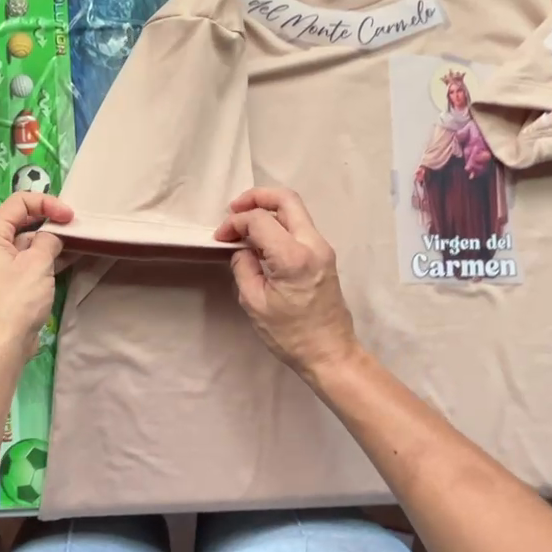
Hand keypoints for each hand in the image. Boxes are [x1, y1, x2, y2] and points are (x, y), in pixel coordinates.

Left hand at [0, 192, 72, 379]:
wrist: (4, 344)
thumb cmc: (17, 300)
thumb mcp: (38, 264)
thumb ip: (49, 240)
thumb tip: (53, 235)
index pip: (19, 202)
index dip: (47, 203)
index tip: (69, 215)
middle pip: (23, 220)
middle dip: (50, 220)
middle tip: (75, 225)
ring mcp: (1, 264)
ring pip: (29, 241)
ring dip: (52, 240)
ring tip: (78, 240)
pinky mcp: (11, 281)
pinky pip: (30, 260)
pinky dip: (48, 257)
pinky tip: (70, 256)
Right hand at [214, 187, 361, 379]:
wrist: (330, 354)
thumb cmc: (290, 334)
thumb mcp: (254, 302)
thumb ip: (243, 267)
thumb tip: (242, 249)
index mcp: (293, 257)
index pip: (259, 220)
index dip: (235, 223)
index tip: (220, 238)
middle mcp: (313, 244)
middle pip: (286, 199)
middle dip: (256, 197)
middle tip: (234, 210)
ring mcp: (322, 248)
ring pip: (295, 210)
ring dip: (268, 210)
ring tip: (244, 226)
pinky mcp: (324, 256)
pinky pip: (299, 226)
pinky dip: (278, 223)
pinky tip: (261, 239)